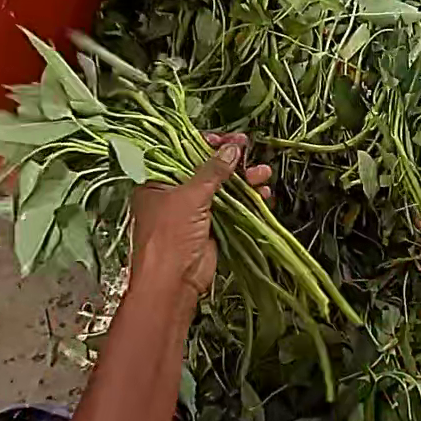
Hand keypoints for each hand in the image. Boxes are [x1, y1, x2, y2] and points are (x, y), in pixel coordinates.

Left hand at [129, 133, 272, 302]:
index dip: (205, 143)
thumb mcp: (190, 196)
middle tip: (248, 149)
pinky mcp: (211, 225)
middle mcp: (174, 192)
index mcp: (157, 181)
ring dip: (244, 179)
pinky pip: (232, 205)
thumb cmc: (169, 237)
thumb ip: (213, 171)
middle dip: (230, 160)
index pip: (182, 152)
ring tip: (262, 174)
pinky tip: (262, 193)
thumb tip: (232, 148)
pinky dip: (247, 198)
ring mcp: (194, 210)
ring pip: (223, 186)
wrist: (173, 283)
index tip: (226, 138)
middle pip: (206, 168)